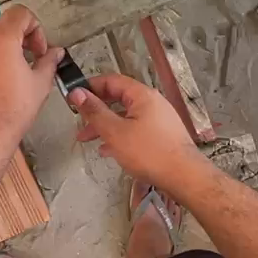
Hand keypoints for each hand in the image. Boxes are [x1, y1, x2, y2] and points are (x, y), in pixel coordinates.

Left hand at [0, 7, 62, 148]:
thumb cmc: (13, 109)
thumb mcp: (39, 84)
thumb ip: (49, 62)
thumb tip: (57, 52)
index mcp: (2, 38)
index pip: (20, 13)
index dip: (35, 28)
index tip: (38, 51)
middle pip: (1, 29)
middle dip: (17, 42)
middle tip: (26, 65)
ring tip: (5, 80)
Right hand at [69, 74, 213, 191]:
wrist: (184, 176)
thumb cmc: (148, 152)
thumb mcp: (115, 131)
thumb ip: (94, 111)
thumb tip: (77, 92)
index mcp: (142, 95)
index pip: (112, 81)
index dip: (91, 86)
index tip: (74, 97)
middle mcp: (152, 103)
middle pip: (118, 99)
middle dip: (96, 111)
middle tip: (79, 122)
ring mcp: (159, 119)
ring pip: (126, 117)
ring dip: (106, 126)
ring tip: (88, 140)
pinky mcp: (162, 135)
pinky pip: (136, 129)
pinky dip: (120, 136)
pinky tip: (108, 150)